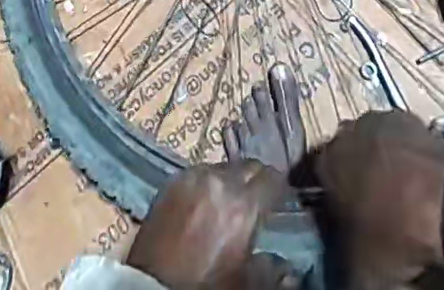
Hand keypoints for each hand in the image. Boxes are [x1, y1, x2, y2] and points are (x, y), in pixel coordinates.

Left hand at [125, 161, 285, 289]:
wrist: (155, 284)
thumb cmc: (205, 285)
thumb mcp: (246, 284)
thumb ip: (272, 270)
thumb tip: (288, 267)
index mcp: (242, 205)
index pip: (271, 177)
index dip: (280, 186)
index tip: (282, 196)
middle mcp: (218, 181)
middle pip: (247, 166)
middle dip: (257, 179)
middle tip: (259, 198)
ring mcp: (191, 176)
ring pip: (222, 166)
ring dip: (231, 178)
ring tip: (231, 199)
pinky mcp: (171, 180)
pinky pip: (199, 171)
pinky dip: (209, 181)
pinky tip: (207, 200)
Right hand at [313, 111, 443, 287]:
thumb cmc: (397, 235)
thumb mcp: (362, 268)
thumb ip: (340, 262)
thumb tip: (338, 267)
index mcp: (324, 164)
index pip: (315, 179)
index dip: (329, 200)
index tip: (342, 218)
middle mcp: (341, 134)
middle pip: (342, 157)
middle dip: (353, 177)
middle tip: (371, 207)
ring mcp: (373, 121)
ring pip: (368, 143)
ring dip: (376, 161)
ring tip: (396, 192)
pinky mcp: (405, 118)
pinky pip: (396, 138)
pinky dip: (402, 153)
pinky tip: (416, 178)